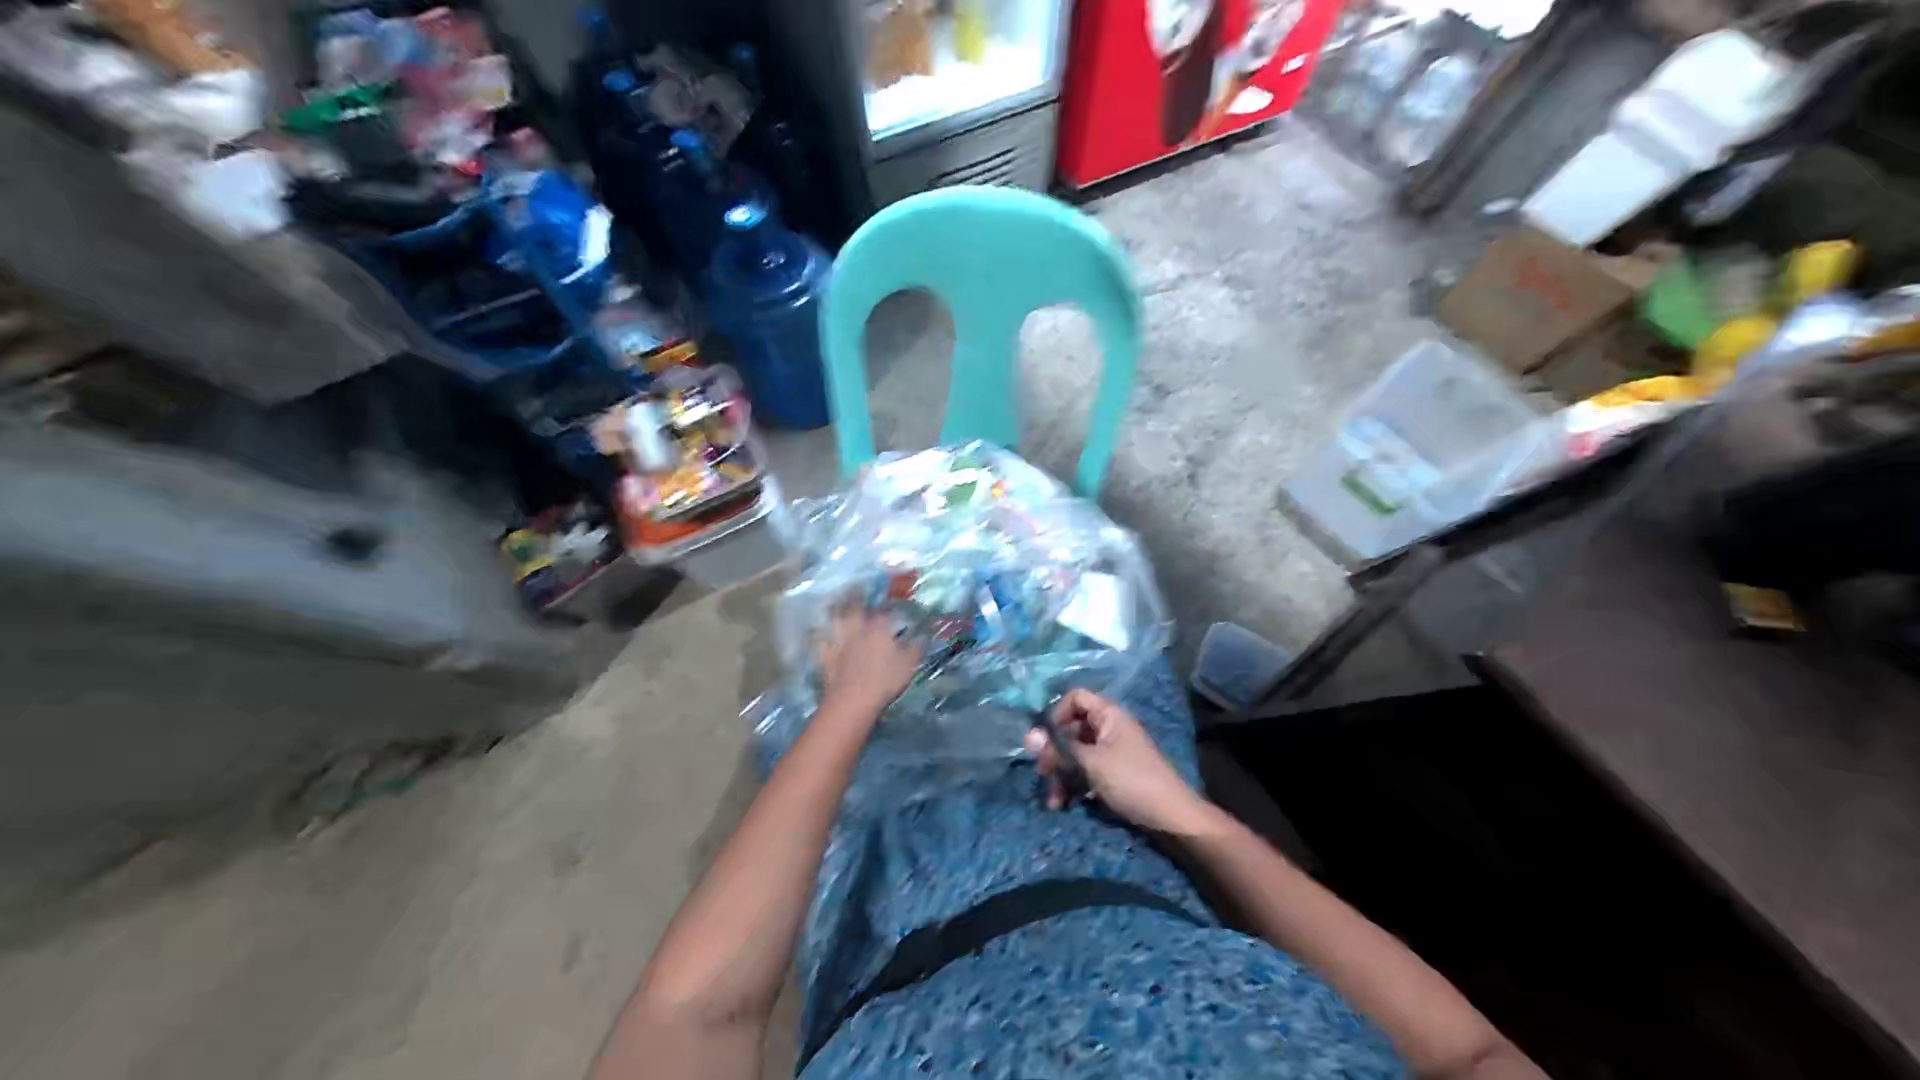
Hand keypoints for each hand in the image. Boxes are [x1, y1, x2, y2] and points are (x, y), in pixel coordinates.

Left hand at [817, 604, 922, 718]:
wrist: (853, 700)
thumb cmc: (885, 681)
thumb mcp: (909, 664)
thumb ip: (916, 647)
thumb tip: (924, 634)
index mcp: (879, 626)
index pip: (883, 608)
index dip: (886, 600)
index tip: (889, 596)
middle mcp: (857, 627)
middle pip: (854, 604)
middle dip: (856, 594)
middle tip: (856, 587)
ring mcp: (838, 638)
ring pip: (834, 616)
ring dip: (835, 607)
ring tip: (836, 601)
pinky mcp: (824, 653)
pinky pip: (819, 638)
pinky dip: (819, 632)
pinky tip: (818, 629)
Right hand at [1024, 689, 1217, 834]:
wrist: (1171, 818)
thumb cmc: (1131, 781)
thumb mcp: (1091, 763)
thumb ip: (1059, 749)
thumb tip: (1028, 735)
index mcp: (1109, 715)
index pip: (1076, 698)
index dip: (1057, 713)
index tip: (1045, 738)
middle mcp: (1110, 728)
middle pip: (1072, 729)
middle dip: (1054, 752)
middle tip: (1042, 773)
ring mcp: (1112, 752)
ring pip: (1076, 754)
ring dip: (1061, 774)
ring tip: (1053, 801)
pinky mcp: (1114, 775)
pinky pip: (1086, 771)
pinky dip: (1074, 785)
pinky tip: (1065, 804)